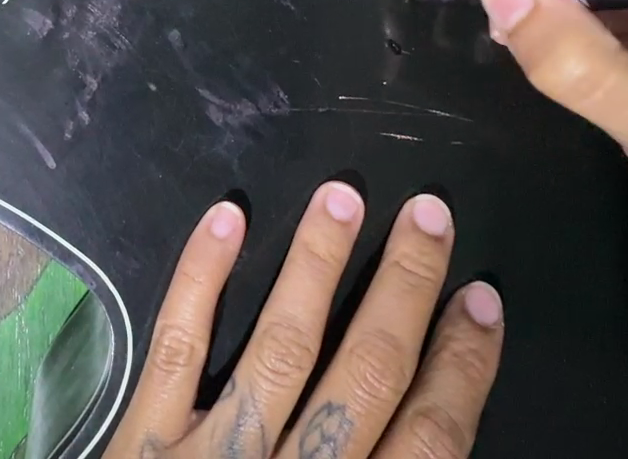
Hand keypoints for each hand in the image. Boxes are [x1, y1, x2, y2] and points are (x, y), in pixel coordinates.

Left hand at [107, 183, 504, 458]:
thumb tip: (435, 441)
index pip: (429, 441)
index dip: (462, 369)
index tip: (482, 302)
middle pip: (365, 374)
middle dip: (404, 291)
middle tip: (430, 214)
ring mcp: (215, 450)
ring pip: (281, 342)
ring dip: (316, 264)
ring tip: (345, 195)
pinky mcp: (146, 434)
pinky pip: (178, 343)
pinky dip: (200, 276)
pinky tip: (228, 216)